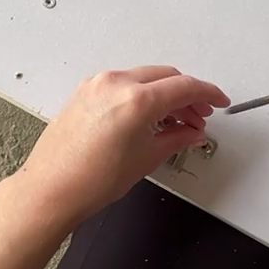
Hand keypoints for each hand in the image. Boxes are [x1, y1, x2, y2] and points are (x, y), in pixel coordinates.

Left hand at [9, 66, 229, 229]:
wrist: (51, 190)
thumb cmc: (88, 180)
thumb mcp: (146, 159)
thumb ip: (176, 139)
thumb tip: (190, 133)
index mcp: (136, 99)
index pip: (184, 87)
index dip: (208, 94)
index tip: (218, 101)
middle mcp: (115, 84)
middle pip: (166, 77)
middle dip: (187, 96)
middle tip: (199, 117)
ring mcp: (97, 85)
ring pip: (145, 78)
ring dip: (165, 95)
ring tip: (177, 122)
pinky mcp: (85, 92)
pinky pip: (124, 84)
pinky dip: (142, 95)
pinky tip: (151, 116)